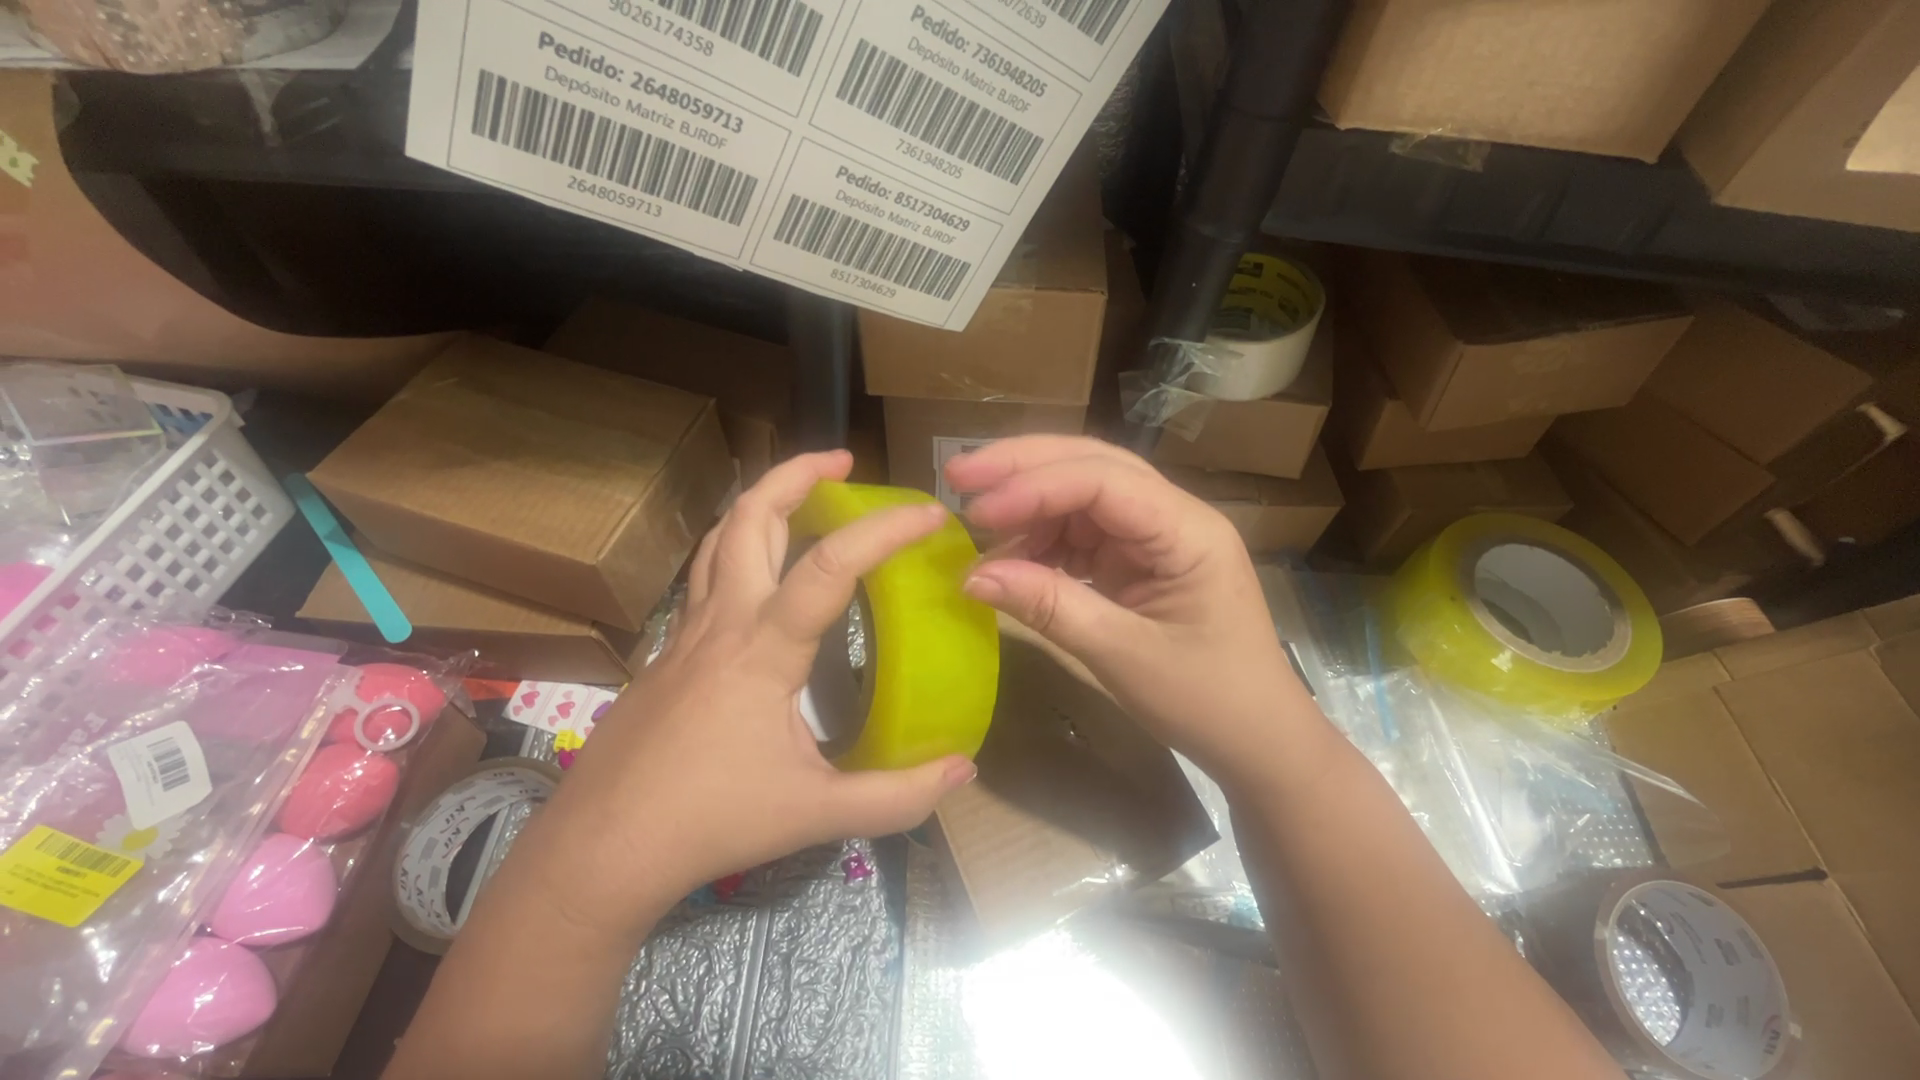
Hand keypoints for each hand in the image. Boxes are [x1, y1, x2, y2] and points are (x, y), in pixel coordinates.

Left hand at [536, 451, 975, 930]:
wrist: (602, 847)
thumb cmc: (710, 822)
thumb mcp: (815, 814)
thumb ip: (896, 796)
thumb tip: (963, 772)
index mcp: (762, 651)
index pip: (829, 567)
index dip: (885, 531)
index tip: (930, 514)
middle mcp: (721, 624)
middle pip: (750, 518)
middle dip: (796, 473)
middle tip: (842, 461)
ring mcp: (685, 633)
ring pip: (719, 540)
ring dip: (761, 502)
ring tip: (802, 494)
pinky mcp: (667, 652)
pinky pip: (706, 576)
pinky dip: (739, 548)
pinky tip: (761, 577)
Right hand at [945, 436, 1314, 781]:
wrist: (1257, 741)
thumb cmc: (1208, 701)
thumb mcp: (1125, 656)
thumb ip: (1050, 607)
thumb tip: (972, 576)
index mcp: (1188, 530)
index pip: (1104, 481)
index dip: (1035, 487)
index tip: (976, 512)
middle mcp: (1172, 517)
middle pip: (1092, 466)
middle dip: (1023, 467)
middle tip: (956, 474)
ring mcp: (1154, 538)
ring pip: (1081, 494)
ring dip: (1027, 505)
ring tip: (973, 525)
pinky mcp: (1137, 561)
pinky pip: (1080, 534)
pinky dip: (1039, 542)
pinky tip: (1006, 557)